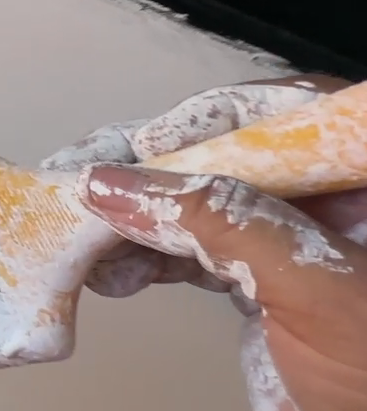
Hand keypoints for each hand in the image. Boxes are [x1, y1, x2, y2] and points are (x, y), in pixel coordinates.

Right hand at [61, 80, 366, 410]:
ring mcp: (297, 244)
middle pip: (223, 154)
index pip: (294, 112)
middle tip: (75, 178)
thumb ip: (223, 226)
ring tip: (77, 238)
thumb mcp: (326, 298)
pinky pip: (184, 245)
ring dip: (127, 214)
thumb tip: (105, 181)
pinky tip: (106, 274)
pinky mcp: (262, 281)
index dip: (216, 116)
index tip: (150, 146)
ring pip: (193, 198)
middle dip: (146, 169)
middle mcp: (335, 207)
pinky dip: (135, 253)